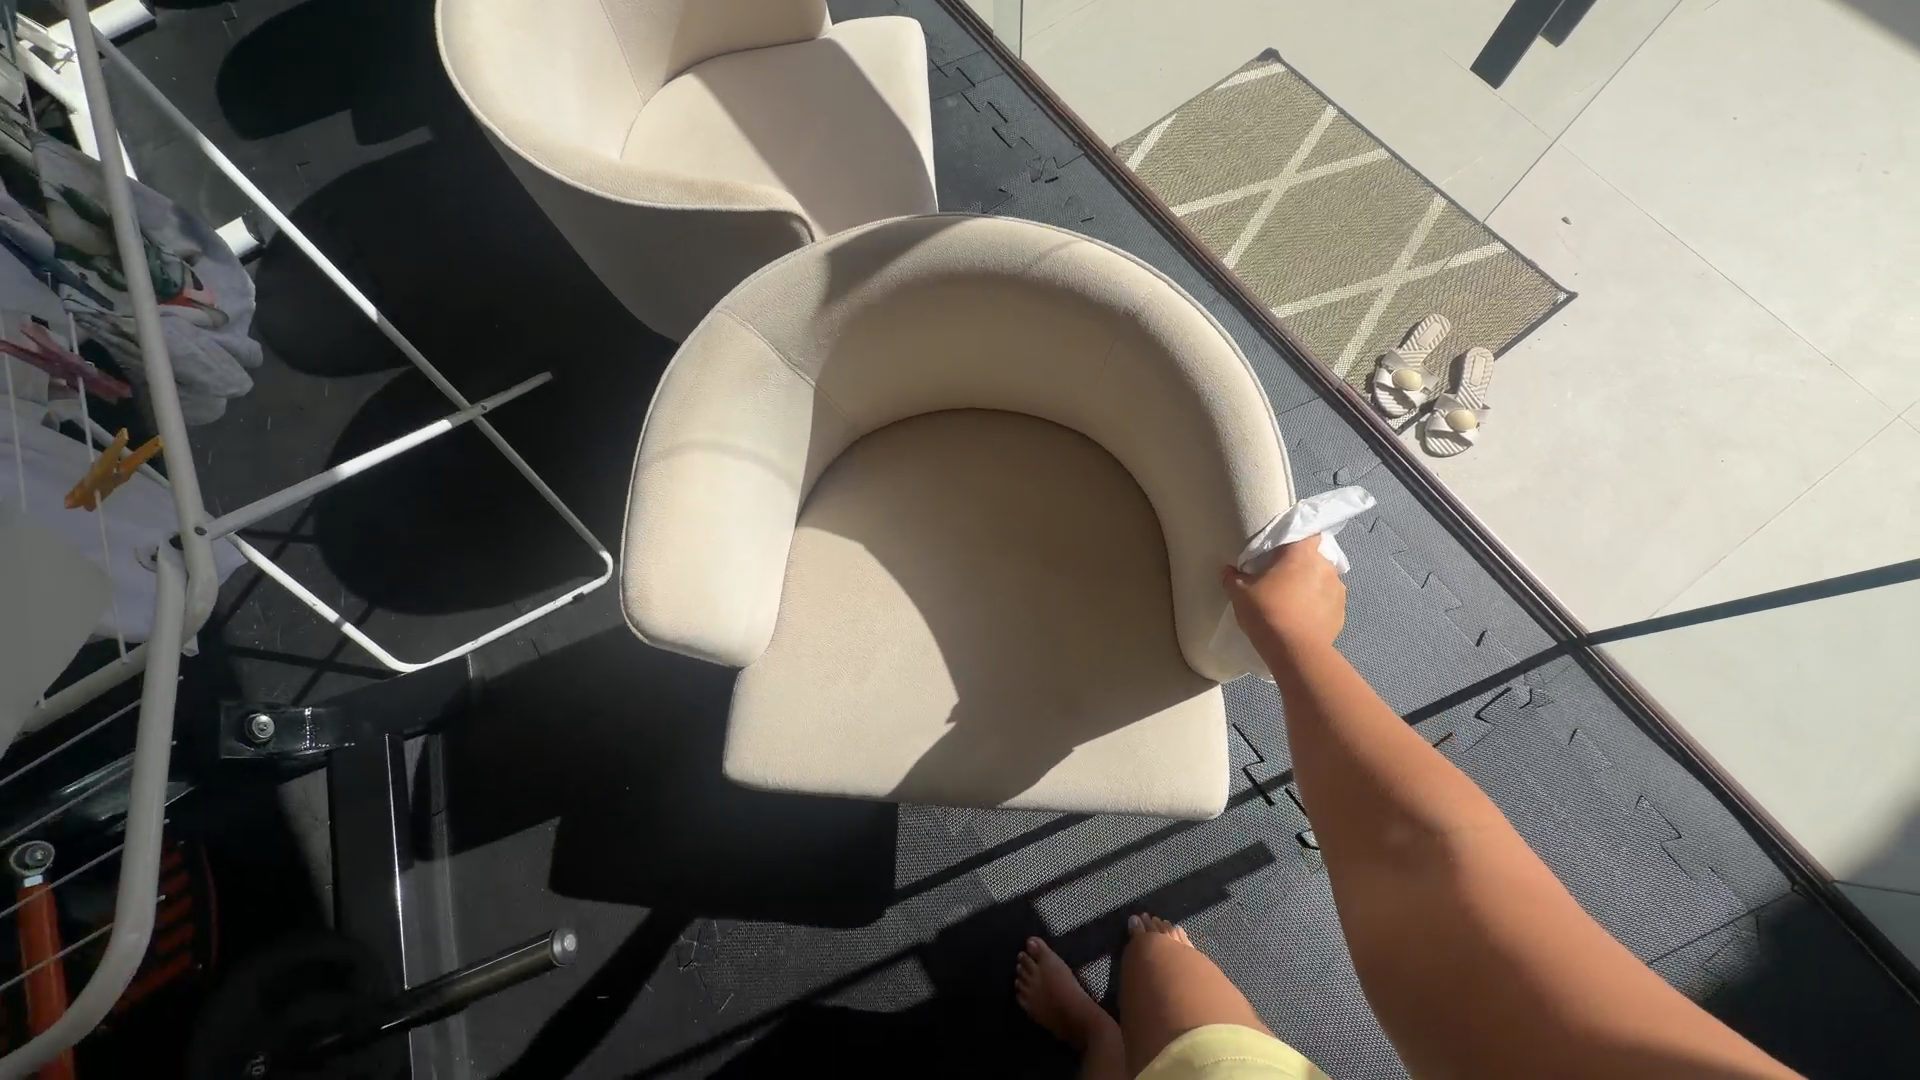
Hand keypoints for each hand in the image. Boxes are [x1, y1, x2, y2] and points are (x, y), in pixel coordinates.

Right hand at [1221, 536, 1345, 656]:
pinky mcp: (1341, 613)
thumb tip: (1228, 571)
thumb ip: (1233, 578)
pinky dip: (1318, 606)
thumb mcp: (1240, 593)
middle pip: (1315, 557)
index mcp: (1302, 554)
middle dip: (1302, 565)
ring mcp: (1338, 590)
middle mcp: (1325, 567)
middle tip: (1283, 578)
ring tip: (1295, 601)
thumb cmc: (1267, 611)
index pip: (1308, 533)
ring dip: (1312, 585)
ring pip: (1324, 580)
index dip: (1297, 538)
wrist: (1294, 651)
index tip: (1283, 549)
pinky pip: (1328, 602)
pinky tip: (1303, 617)